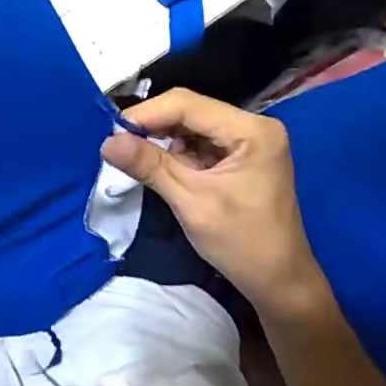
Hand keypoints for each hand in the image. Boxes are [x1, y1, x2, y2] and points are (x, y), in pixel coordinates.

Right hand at [101, 88, 327, 316]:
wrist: (278, 281)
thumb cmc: (241, 243)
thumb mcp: (190, 202)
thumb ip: (150, 166)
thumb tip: (107, 142)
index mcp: (252, 130)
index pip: (188, 105)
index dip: (147, 115)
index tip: (112, 134)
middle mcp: (253, 126)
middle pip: (190, 112)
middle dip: (153, 128)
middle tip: (118, 146)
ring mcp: (248, 142)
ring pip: (192, 128)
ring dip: (163, 143)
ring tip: (136, 160)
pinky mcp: (240, 158)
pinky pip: (200, 145)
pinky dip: (177, 155)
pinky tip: (160, 169)